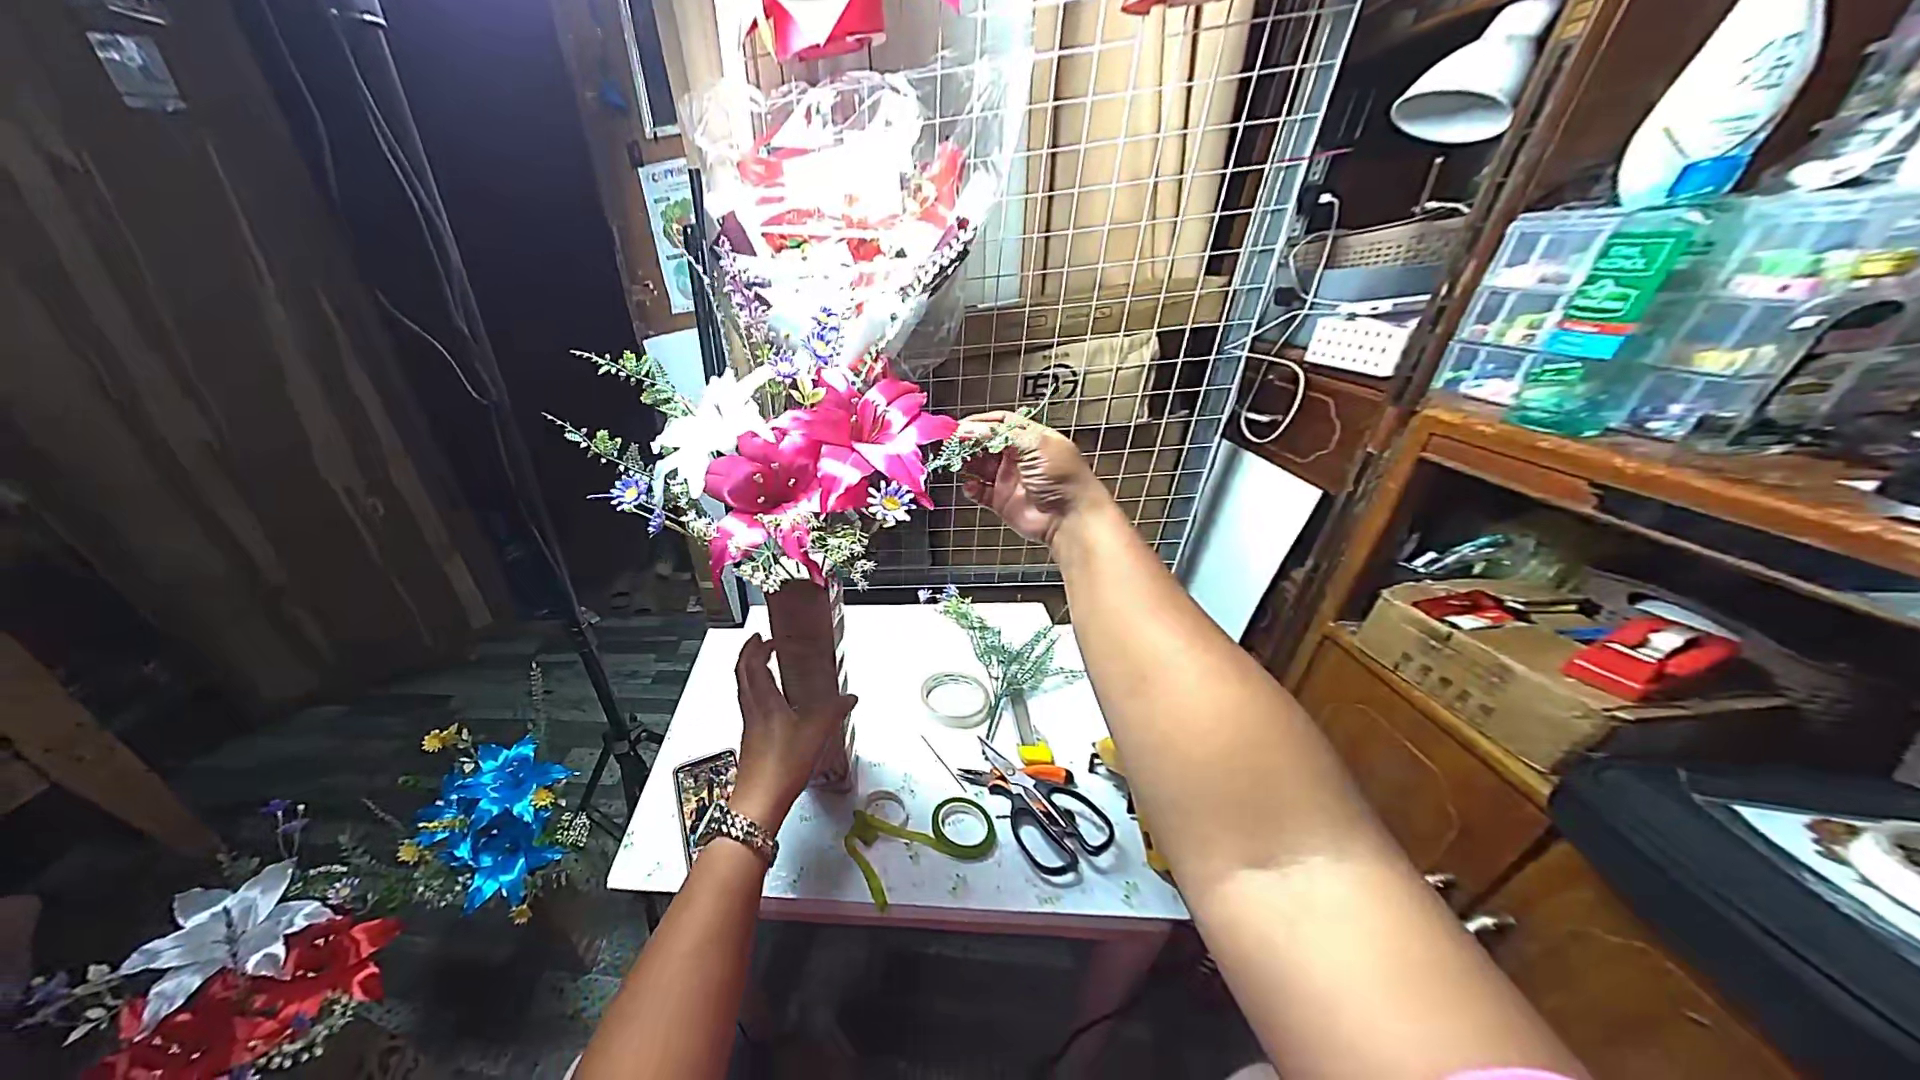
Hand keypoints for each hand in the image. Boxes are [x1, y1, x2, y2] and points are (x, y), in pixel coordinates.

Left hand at [731, 634, 856, 826]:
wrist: (759, 802)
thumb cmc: (781, 767)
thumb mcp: (816, 733)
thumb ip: (834, 711)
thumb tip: (849, 698)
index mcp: (764, 702)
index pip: (752, 665)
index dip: (756, 648)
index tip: (765, 638)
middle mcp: (751, 711)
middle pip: (742, 675)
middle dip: (749, 656)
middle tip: (758, 644)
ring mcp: (749, 727)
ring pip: (743, 691)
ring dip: (750, 674)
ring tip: (763, 667)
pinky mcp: (750, 741)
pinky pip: (750, 708)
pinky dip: (756, 694)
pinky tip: (771, 704)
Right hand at [955, 412, 1107, 545]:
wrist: (1070, 517)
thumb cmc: (1062, 476)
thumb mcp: (1035, 444)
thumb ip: (1001, 435)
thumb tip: (972, 429)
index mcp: (1030, 438)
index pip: (1001, 423)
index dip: (981, 422)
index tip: (961, 426)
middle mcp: (1019, 457)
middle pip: (987, 443)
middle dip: (969, 442)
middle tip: (952, 443)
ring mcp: (1010, 479)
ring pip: (981, 467)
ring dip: (967, 463)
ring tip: (956, 462)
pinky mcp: (1003, 501)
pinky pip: (981, 492)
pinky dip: (972, 488)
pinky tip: (970, 486)